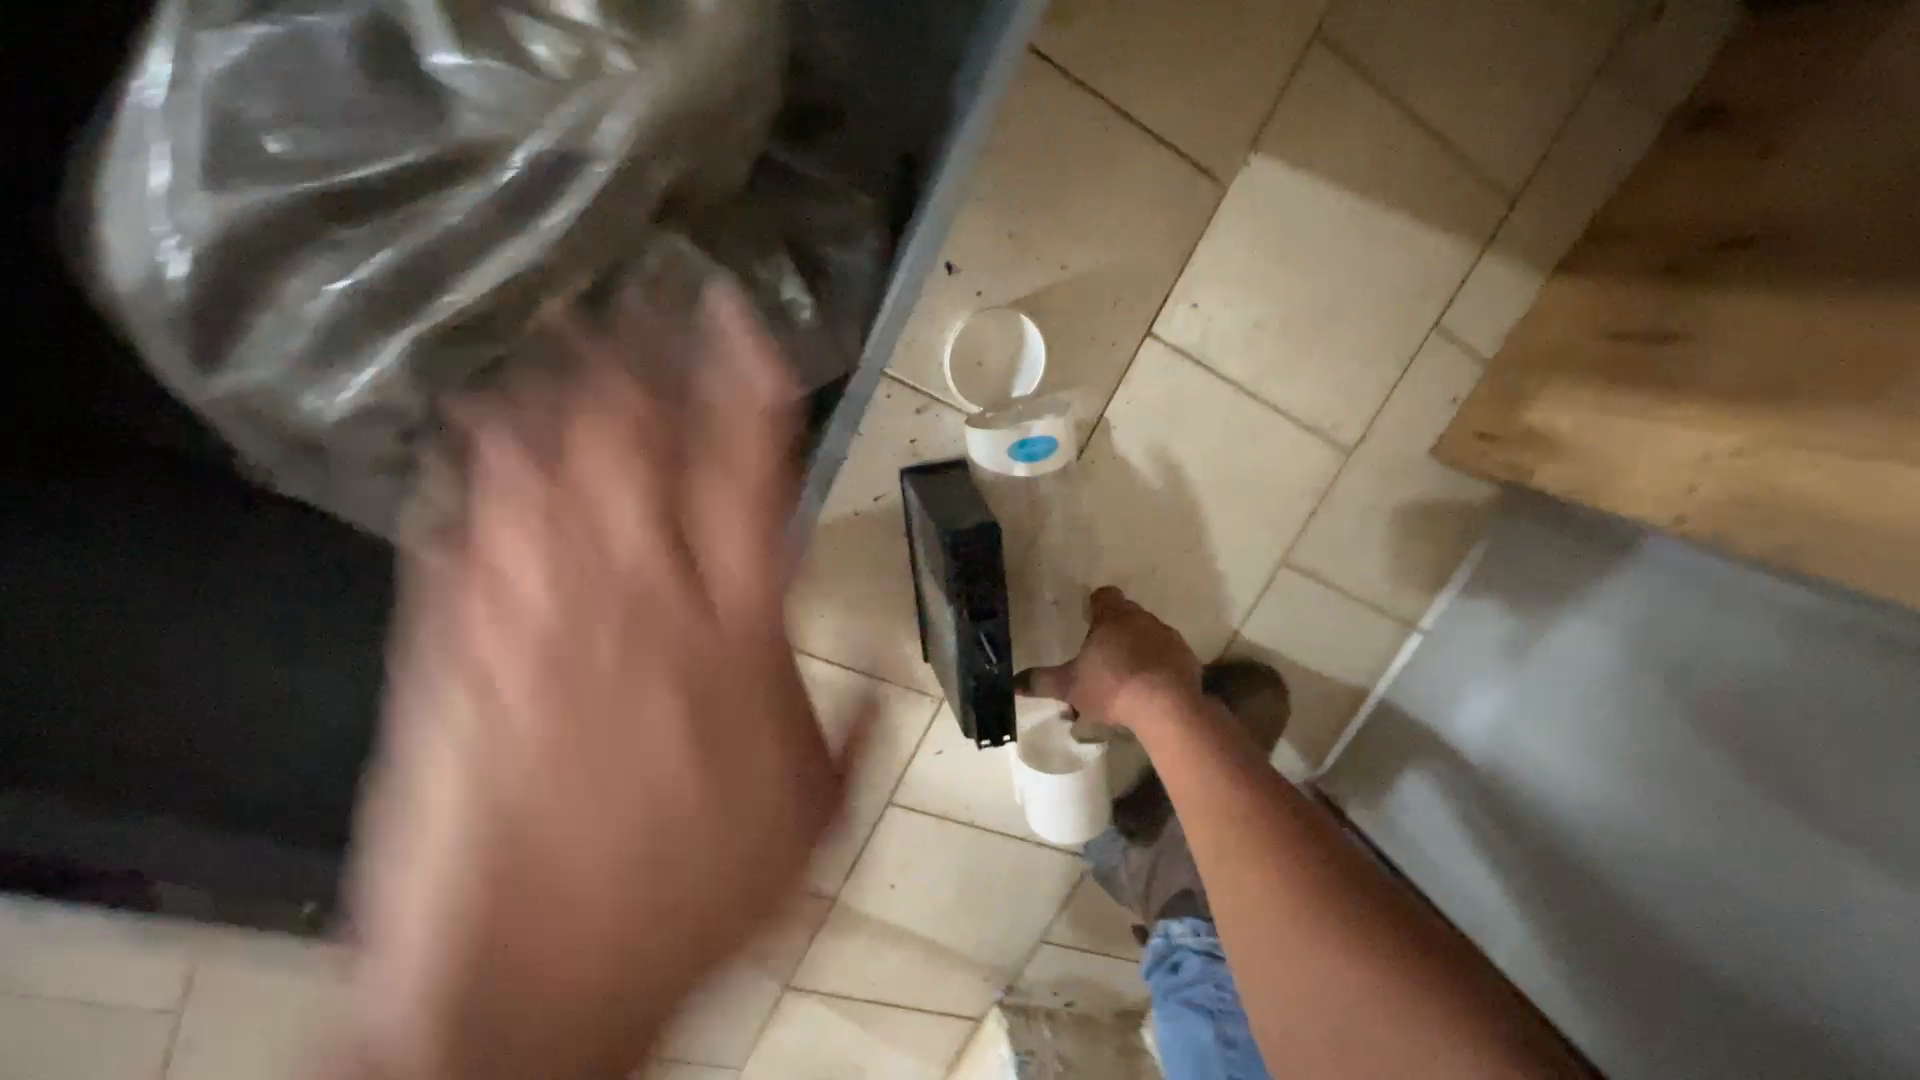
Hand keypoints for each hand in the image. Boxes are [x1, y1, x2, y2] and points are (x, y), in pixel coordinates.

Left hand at [339, 282, 862, 1079]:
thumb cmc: (685, 900)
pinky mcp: (454, 650)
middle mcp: (635, 604)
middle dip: (655, 352)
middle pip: (641, 439)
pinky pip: (462, 527)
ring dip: (567, 382)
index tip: (750, 324)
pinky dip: (475, 461)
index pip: (747, 472)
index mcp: (731, 637)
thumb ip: (850, 724)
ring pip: (547, 463)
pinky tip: (485, 416)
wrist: (524, 983)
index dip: (752, 383)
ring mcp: (535, 619)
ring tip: (580, 323)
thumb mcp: (807, 816)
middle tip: (661, 295)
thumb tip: (882, 669)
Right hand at [1016, 586, 1202, 734]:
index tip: (1089, 616)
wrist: (1167, 706)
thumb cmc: (1112, 687)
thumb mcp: (1069, 686)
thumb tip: (1013, 682)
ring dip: (1139, 647)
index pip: (1104, 596)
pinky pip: (1168, 655)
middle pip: (1127, 614)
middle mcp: (1142, 619)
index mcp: (1112, 617)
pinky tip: (1151, 688)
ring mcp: (1168, 637)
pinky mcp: (1187, 658)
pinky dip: (1159, 665)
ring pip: (1150, 634)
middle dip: (1115, 628)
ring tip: (1126, 674)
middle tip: (1102, 652)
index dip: (1096, 604)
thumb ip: (1041, 681)